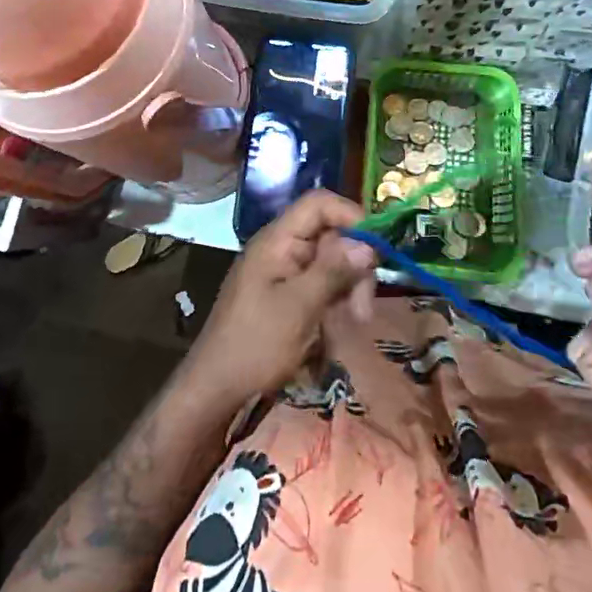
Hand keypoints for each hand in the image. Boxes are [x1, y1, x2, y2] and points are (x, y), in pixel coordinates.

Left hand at [187, 190, 375, 401]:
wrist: (216, 387)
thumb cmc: (256, 344)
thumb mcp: (300, 307)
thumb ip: (333, 270)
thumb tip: (368, 243)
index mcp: (277, 240)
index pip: (319, 204)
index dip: (352, 218)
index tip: (375, 252)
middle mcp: (281, 248)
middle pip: (331, 237)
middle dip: (353, 269)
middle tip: (363, 312)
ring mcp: (282, 272)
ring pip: (330, 266)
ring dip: (345, 294)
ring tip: (349, 327)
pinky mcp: (285, 295)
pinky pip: (319, 288)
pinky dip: (331, 307)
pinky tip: (332, 336)